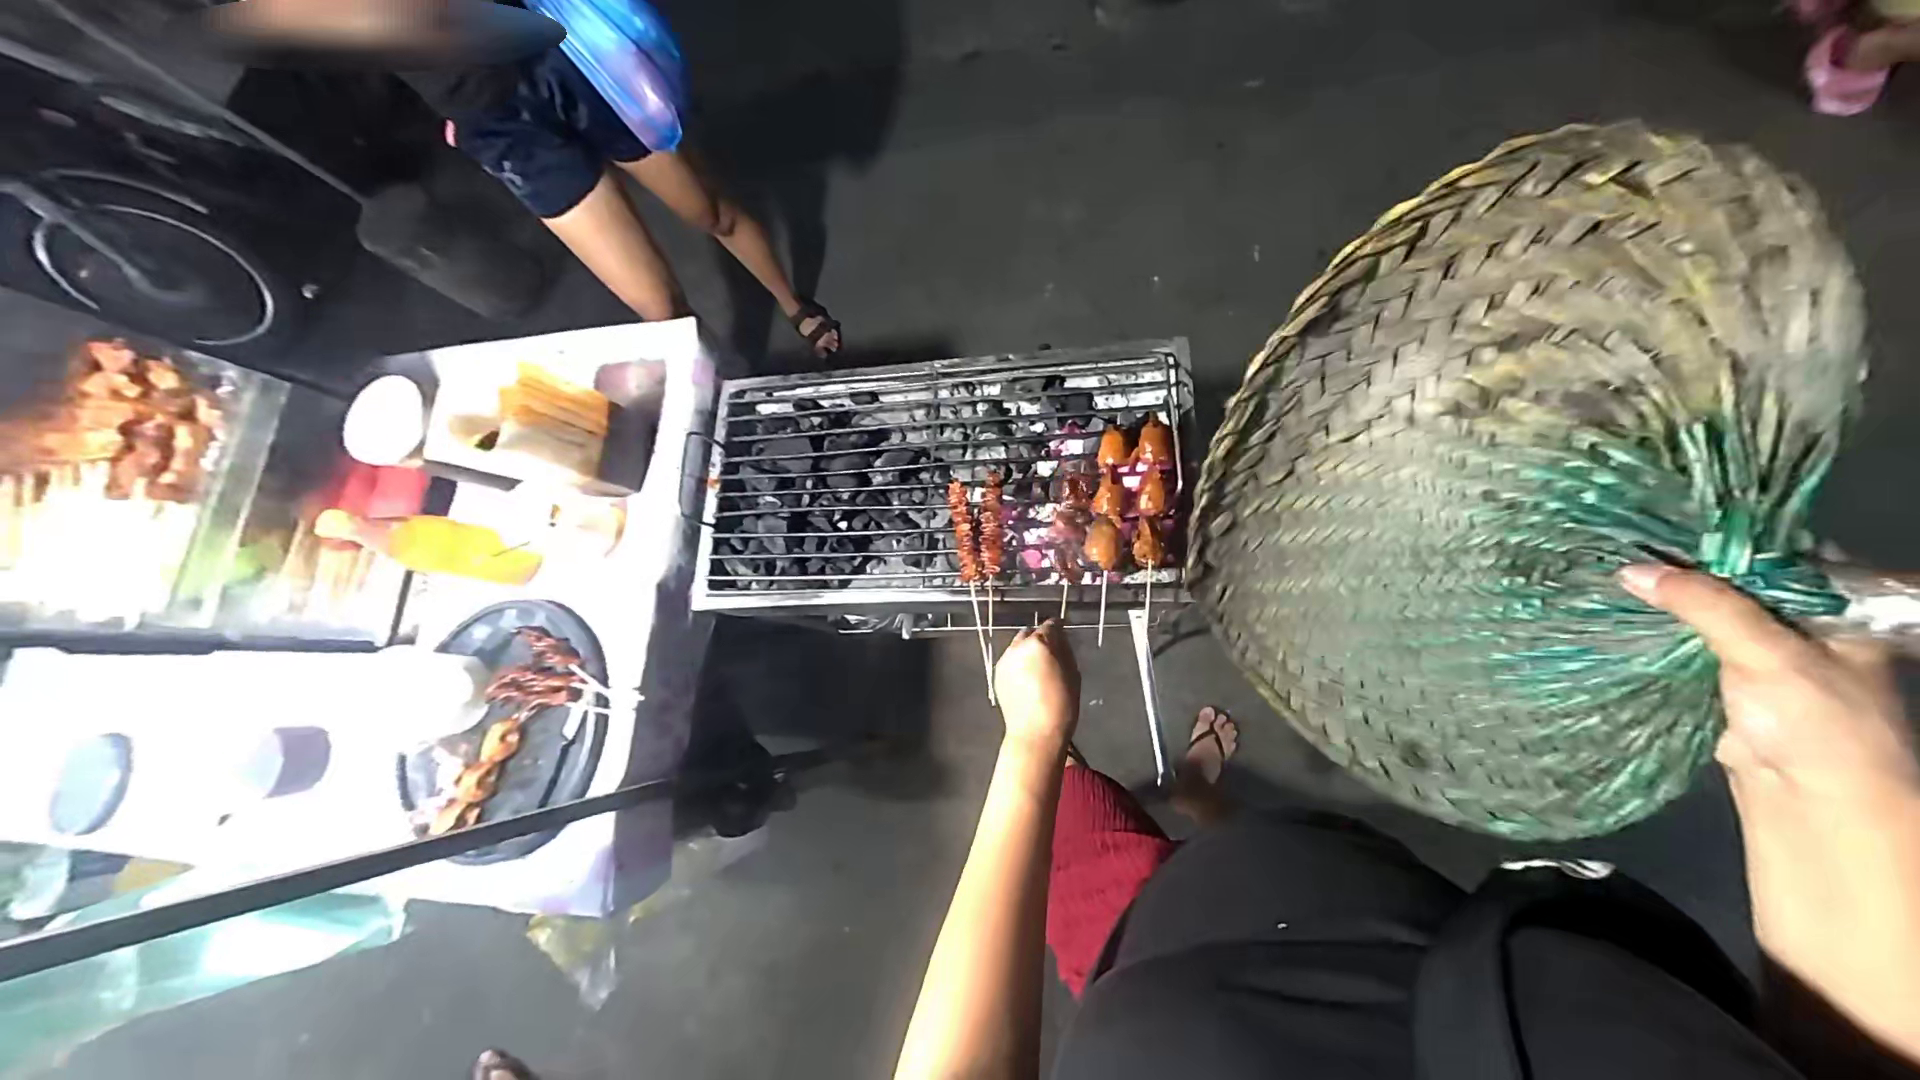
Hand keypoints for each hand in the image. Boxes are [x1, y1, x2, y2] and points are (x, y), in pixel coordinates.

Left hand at [993, 620, 1080, 752]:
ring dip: (1028, 650)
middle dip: (1041, 638)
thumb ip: (1065, 651)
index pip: (1050, 625)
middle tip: (1052, 651)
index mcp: (1039, 643)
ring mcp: (1004, 660)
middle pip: (1031, 633)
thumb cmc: (1061, 705)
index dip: (1059, 628)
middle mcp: (1017, 647)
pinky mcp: (997, 674)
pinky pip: (1010, 661)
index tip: (1063, 632)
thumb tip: (1060, 640)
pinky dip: (1019, 663)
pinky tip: (1027, 678)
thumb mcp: (1073, 674)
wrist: (1034, 733)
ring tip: (1039, 666)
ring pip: (1018, 646)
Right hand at [1618, 564, 1918, 803]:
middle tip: (1630, 542)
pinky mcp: (1732, 678)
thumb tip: (1631, 570)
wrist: (1815, 802)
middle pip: (1743, 582)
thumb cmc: (1819, 722)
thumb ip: (1705, 606)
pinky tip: (1629, 612)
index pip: (1784, 556)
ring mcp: (1770, 654)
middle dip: (1690, 566)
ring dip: (1672, 597)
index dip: (1729, 539)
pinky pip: (1694, 640)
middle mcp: (1810, 626)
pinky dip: (1663, 626)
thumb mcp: (1768, 654)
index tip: (1668, 522)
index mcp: (1844, 611)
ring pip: (1714, 611)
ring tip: (1619, 571)